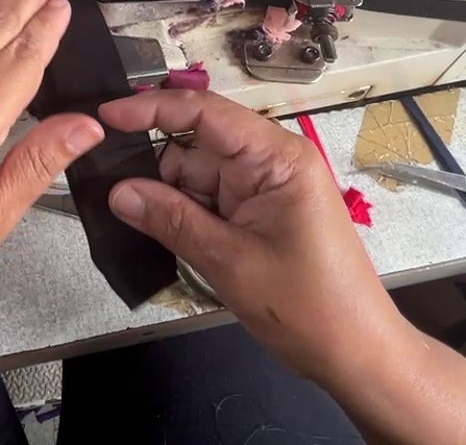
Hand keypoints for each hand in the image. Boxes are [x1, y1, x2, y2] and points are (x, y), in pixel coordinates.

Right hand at [98, 90, 403, 385]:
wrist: (359, 358)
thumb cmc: (310, 307)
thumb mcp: (231, 263)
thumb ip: (171, 221)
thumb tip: (117, 191)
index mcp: (275, 157)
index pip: (205, 112)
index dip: (152, 107)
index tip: (107, 114)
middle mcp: (268, 160)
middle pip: (194, 143)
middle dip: (154, 163)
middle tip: (106, 180)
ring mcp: (261, 185)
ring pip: (194, 172)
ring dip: (166, 193)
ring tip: (129, 214)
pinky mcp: (255, 210)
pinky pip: (205, 196)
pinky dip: (180, 210)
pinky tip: (157, 227)